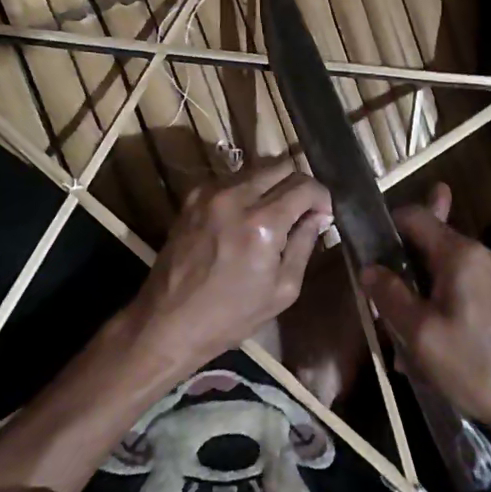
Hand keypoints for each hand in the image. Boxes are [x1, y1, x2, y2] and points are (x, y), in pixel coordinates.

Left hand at [134, 160, 331, 368]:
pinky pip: (232, 181)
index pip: (305, 186)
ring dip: (274, 186)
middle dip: (300, 186)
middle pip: (282, 167)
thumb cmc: (231, 316)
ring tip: (276, 214)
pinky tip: (248, 217)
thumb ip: (304, 244)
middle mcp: (236, 199)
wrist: (166, 324)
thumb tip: (319, 217)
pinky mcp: (191, 200)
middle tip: (303, 211)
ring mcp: (209, 195)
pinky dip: (248, 191)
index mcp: (262, 224)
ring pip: (257, 170)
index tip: (324, 216)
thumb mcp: (284, 289)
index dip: (322, 198)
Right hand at [359, 186, 490, 444]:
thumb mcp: (419, 331)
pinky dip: (429, 314)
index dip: (385, 227)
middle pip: (424, 245)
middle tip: (378, 311)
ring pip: (433, 275)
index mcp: (460, 252)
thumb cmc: (470, 363)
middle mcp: (475, 255)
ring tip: (401, 346)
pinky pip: (448, 294)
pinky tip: (419, 355)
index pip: (415, 216)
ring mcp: (485, 277)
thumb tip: (369, 268)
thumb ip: (389, 294)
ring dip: (411, 302)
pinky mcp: (488, 300)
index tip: (362, 254)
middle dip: (397, 274)